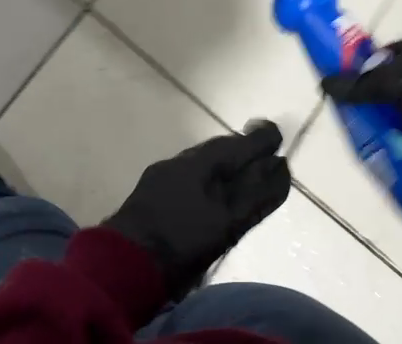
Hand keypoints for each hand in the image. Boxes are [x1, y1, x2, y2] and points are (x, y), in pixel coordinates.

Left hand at [103, 122, 291, 294]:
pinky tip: (208, 194)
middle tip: (262, 151)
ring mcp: (159, 180)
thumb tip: (280, 168)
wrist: (121, 266)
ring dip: (221, 166)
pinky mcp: (148, 198)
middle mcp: (176, 164)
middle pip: (214, 152)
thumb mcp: (225, 223)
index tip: (276, 135)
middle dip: (239, 150)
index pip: (233, 145)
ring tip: (239, 173)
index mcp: (196, 164)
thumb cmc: (179, 243)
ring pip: (198, 164)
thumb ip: (255, 195)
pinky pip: (185, 179)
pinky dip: (204, 180)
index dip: (256, 141)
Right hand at [320, 38, 401, 135]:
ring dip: (398, 115)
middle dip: (381, 97)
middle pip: (395, 79)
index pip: (382, 55)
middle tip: (368, 118)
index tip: (354, 92)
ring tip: (385, 135)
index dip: (365, 70)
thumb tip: (322, 83)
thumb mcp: (388, 85)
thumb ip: (357, 85)